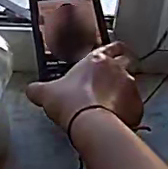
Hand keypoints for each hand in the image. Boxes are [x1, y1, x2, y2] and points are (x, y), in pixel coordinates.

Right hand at [25, 42, 141, 134]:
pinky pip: (136, 105)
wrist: (90, 122)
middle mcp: (116, 67)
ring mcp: (129, 84)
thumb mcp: (47, 93)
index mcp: (96, 59)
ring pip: (133, 82)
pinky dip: (130, 109)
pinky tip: (120, 117)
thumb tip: (31, 90)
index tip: (116, 54)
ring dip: (126, 89)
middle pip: (129, 59)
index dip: (115, 50)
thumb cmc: (70, 102)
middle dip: (126, 65)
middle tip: (118, 76)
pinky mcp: (136, 104)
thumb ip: (38, 89)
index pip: (113, 46)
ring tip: (115, 101)